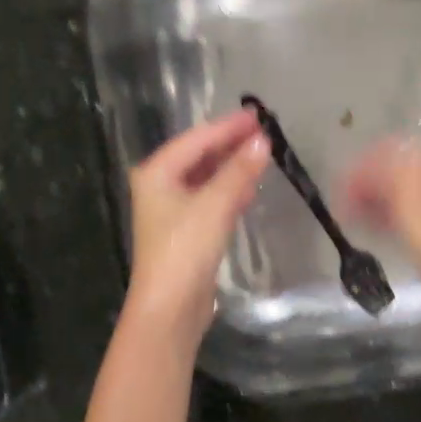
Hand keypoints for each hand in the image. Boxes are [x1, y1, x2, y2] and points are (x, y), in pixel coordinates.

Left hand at [124, 109, 271, 342]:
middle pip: (199, 157)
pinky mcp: (187, 233)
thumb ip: (239, 172)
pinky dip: (229, 191)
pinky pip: (211, 201)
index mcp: (157, 173)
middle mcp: (160, 187)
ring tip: (261, 155)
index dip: (227, 126)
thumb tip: (263, 141)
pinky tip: (248, 190)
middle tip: (263, 132)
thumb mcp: (215, 206)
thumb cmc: (185, 250)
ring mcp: (173, 211)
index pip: (196, 139)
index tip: (257, 115)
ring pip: (206, 179)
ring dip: (231, 168)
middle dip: (230, 145)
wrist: (170, 306)